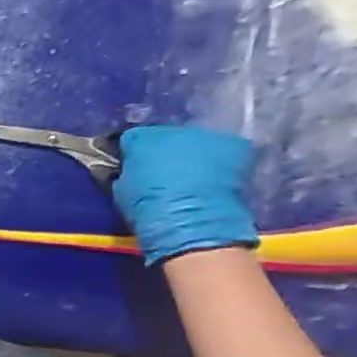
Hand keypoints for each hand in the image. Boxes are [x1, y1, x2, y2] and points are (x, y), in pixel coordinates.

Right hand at [112, 125, 258, 265]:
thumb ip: (123, 172)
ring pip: (194, 142)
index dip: (132, 154)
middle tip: (163, 175)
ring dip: (191, 156)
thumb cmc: (148, 210)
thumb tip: (125, 168)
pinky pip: (221, 151)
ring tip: (192, 179)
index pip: (132, 139)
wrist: (193, 225)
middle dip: (164, 153)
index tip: (133, 169)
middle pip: (165, 137)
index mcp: (141, 140)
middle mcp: (174, 131)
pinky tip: (214, 179)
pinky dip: (218, 162)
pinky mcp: (235, 147)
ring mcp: (206, 137)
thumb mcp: (122, 191)